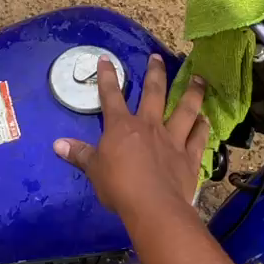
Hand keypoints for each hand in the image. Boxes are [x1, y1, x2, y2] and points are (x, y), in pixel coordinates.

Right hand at [54, 54, 209, 221]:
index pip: (111, 96)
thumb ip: (79, 154)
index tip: (106, 59)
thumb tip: (57, 144)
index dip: (108, 77)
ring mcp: (172, 140)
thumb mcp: (93, 170)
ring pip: (185, 110)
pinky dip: (203, 128)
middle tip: (157, 57)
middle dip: (155, 73)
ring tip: (198, 79)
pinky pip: (198, 138)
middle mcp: (149, 126)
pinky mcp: (189, 157)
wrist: (153, 207)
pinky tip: (206, 120)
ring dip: (192, 93)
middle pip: (154, 93)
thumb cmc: (119, 186)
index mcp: (122, 126)